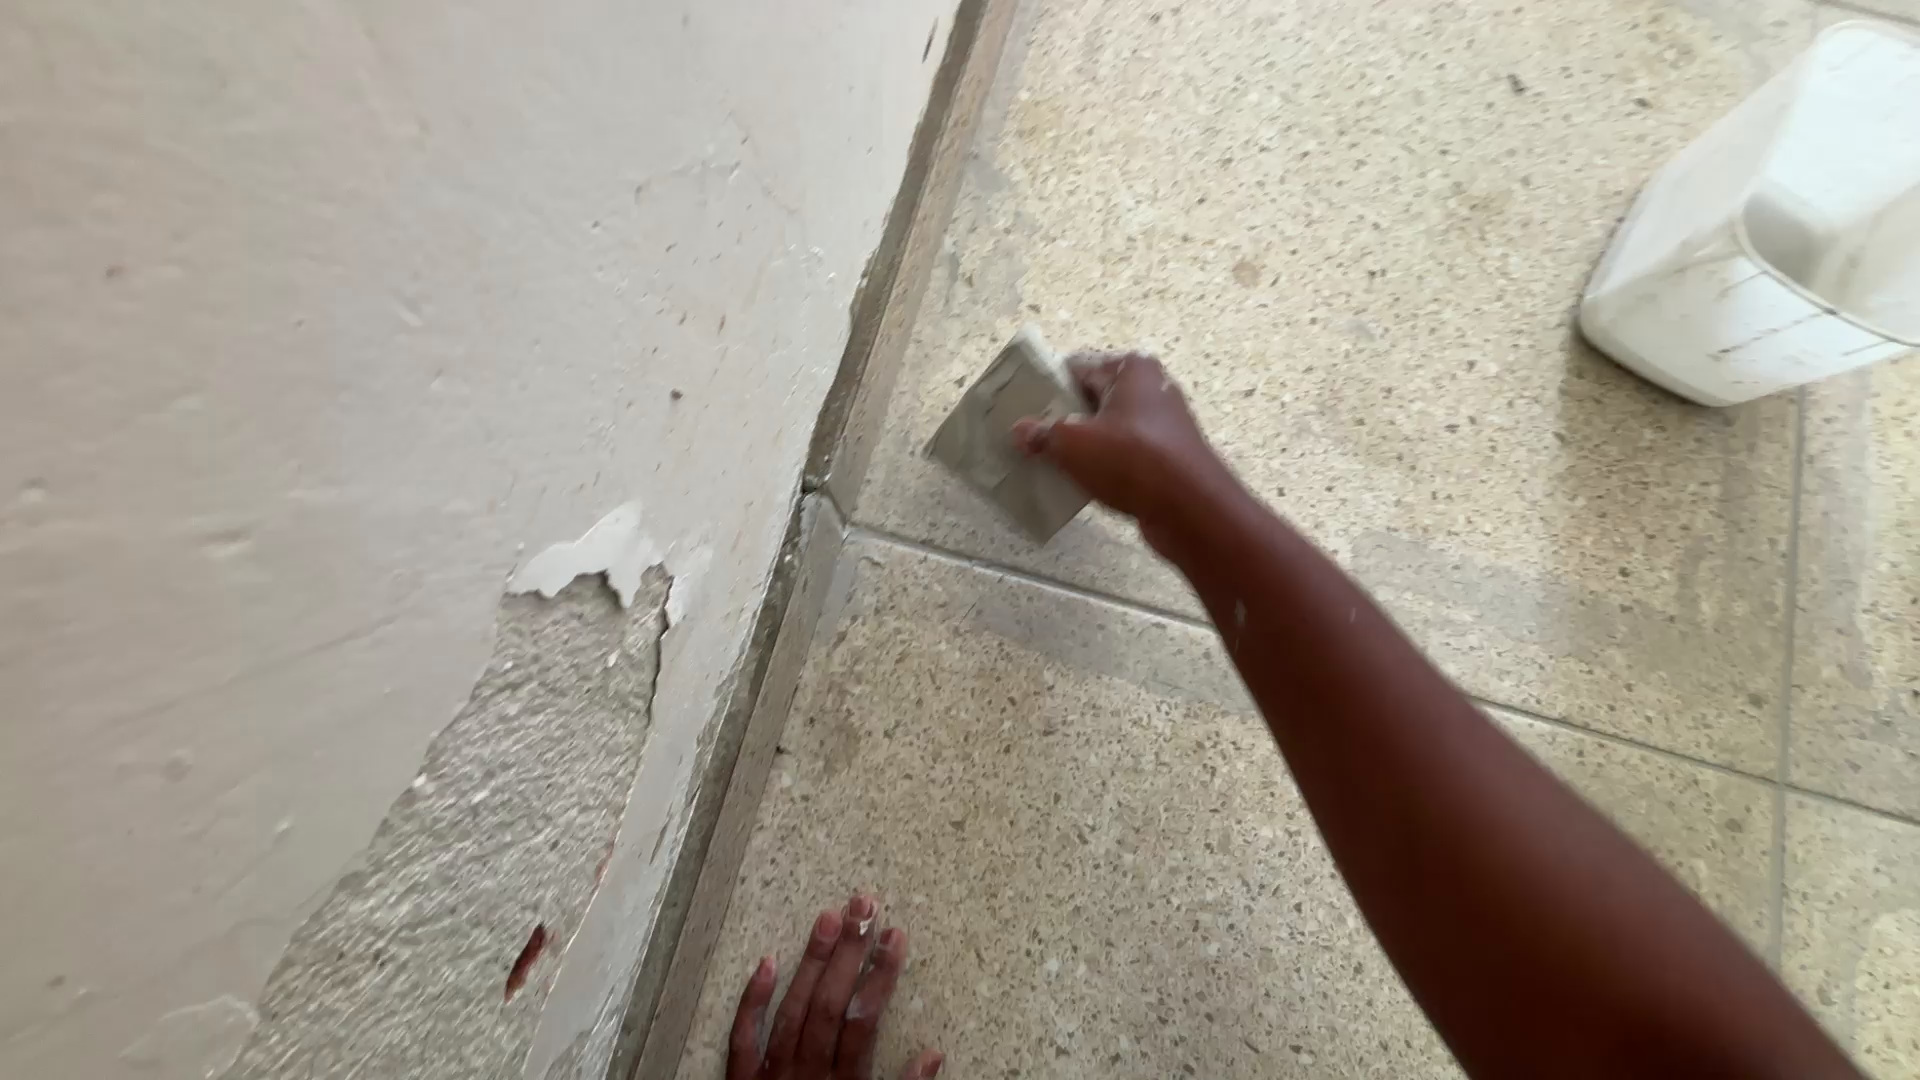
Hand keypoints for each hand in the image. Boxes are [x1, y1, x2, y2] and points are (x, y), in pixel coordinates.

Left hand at [728, 895, 941, 1079]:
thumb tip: (933, 1053)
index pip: (865, 1021)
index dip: (882, 975)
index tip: (896, 933)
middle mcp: (806, 1079)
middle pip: (828, 1006)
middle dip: (849, 953)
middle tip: (864, 904)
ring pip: (791, 1012)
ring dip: (811, 962)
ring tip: (828, 916)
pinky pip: (742, 1041)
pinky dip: (752, 1001)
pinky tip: (767, 960)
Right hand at [1012, 350, 1220, 550]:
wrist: (1190, 510)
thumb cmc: (1131, 461)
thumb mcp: (1073, 443)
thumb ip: (1043, 432)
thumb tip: (1020, 430)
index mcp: (1131, 369)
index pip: (1075, 366)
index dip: (1046, 386)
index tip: (1021, 409)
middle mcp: (1151, 388)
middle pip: (1091, 397)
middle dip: (1061, 417)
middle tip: (1029, 438)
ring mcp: (1162, 423)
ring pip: (1107, 428)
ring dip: (1081, 446)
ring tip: (1048, 463)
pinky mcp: (1167, 456)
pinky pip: (1123, 454)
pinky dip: (1102, 465)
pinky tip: (1080, 483)